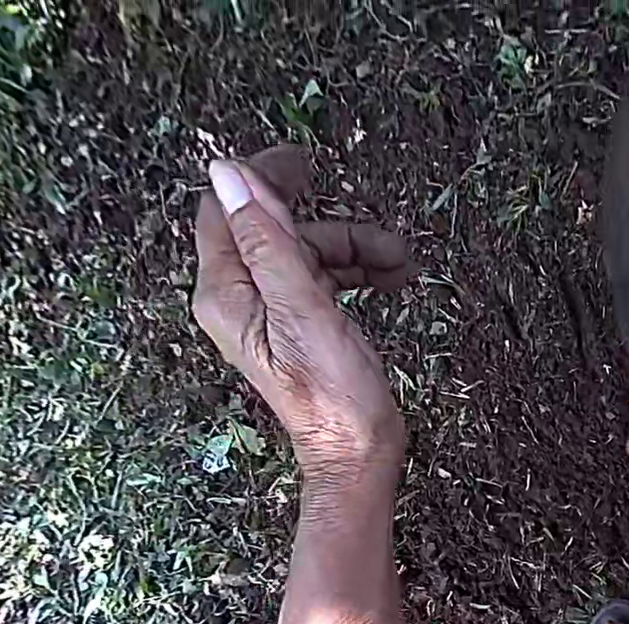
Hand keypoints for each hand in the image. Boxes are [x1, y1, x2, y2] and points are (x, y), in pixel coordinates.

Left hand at [192, 146, 412, 481]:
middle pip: (279, 232)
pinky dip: (359, 274)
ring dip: (357, 251)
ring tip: (401, 264)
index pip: (230, 212)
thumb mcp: (302, 313)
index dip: (264, 182)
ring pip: (311, 255)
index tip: (306, 164)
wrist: (358, 454)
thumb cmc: (332, 400)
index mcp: (228, 296)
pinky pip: (326, 281)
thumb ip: (267, 242)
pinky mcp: (307, 328)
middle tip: (378, 234)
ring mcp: (277, 315)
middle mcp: (245, 302)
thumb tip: (230, 174)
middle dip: (333, 229)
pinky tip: (392, 279)